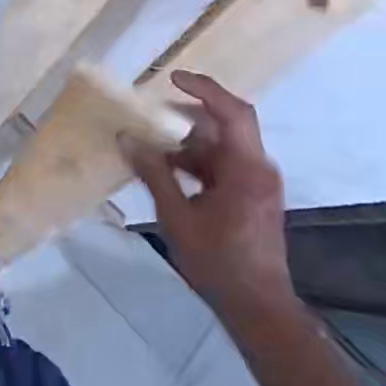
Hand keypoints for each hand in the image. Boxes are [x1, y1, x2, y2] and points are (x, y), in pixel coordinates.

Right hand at [127, 71, 296, 324]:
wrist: (258, 307)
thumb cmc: (218, 262)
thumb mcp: (178, 217)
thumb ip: (154, 174)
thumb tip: (127, 139)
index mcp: (246, 169)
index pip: (233, 113)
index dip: (204, 90)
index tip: (172, 78)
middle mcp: (258, 168)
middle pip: (227, 125)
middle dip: (189, 115)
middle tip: (153, 111)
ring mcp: (258, 183)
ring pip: (223, 146)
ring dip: (188, 142)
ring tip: (152, 143)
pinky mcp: (252, 196)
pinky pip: (224, 164)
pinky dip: (196, 161)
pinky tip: (168, 170)